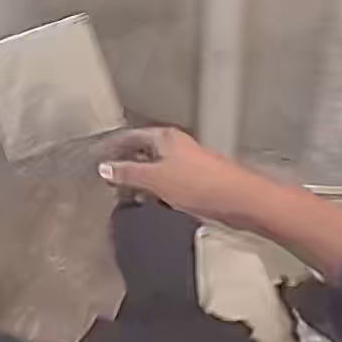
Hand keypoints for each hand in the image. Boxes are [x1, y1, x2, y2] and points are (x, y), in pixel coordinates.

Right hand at [96, 127, 279, 223]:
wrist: (244, 202)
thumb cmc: (200, 185)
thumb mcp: (155, 179)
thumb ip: (127, 173)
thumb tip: (104, 167)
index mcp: (165, 137)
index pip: (129, 137)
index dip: (112, 148)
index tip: (97, 161)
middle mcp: (176, 145)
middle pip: (142, 152)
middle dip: (125, 167)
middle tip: (109, 182)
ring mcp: (188, 163)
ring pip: (155, 169)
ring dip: (141, 182)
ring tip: (126, 196)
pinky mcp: (198, 181)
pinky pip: (168, 183)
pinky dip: (156, 191)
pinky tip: (152, 204)